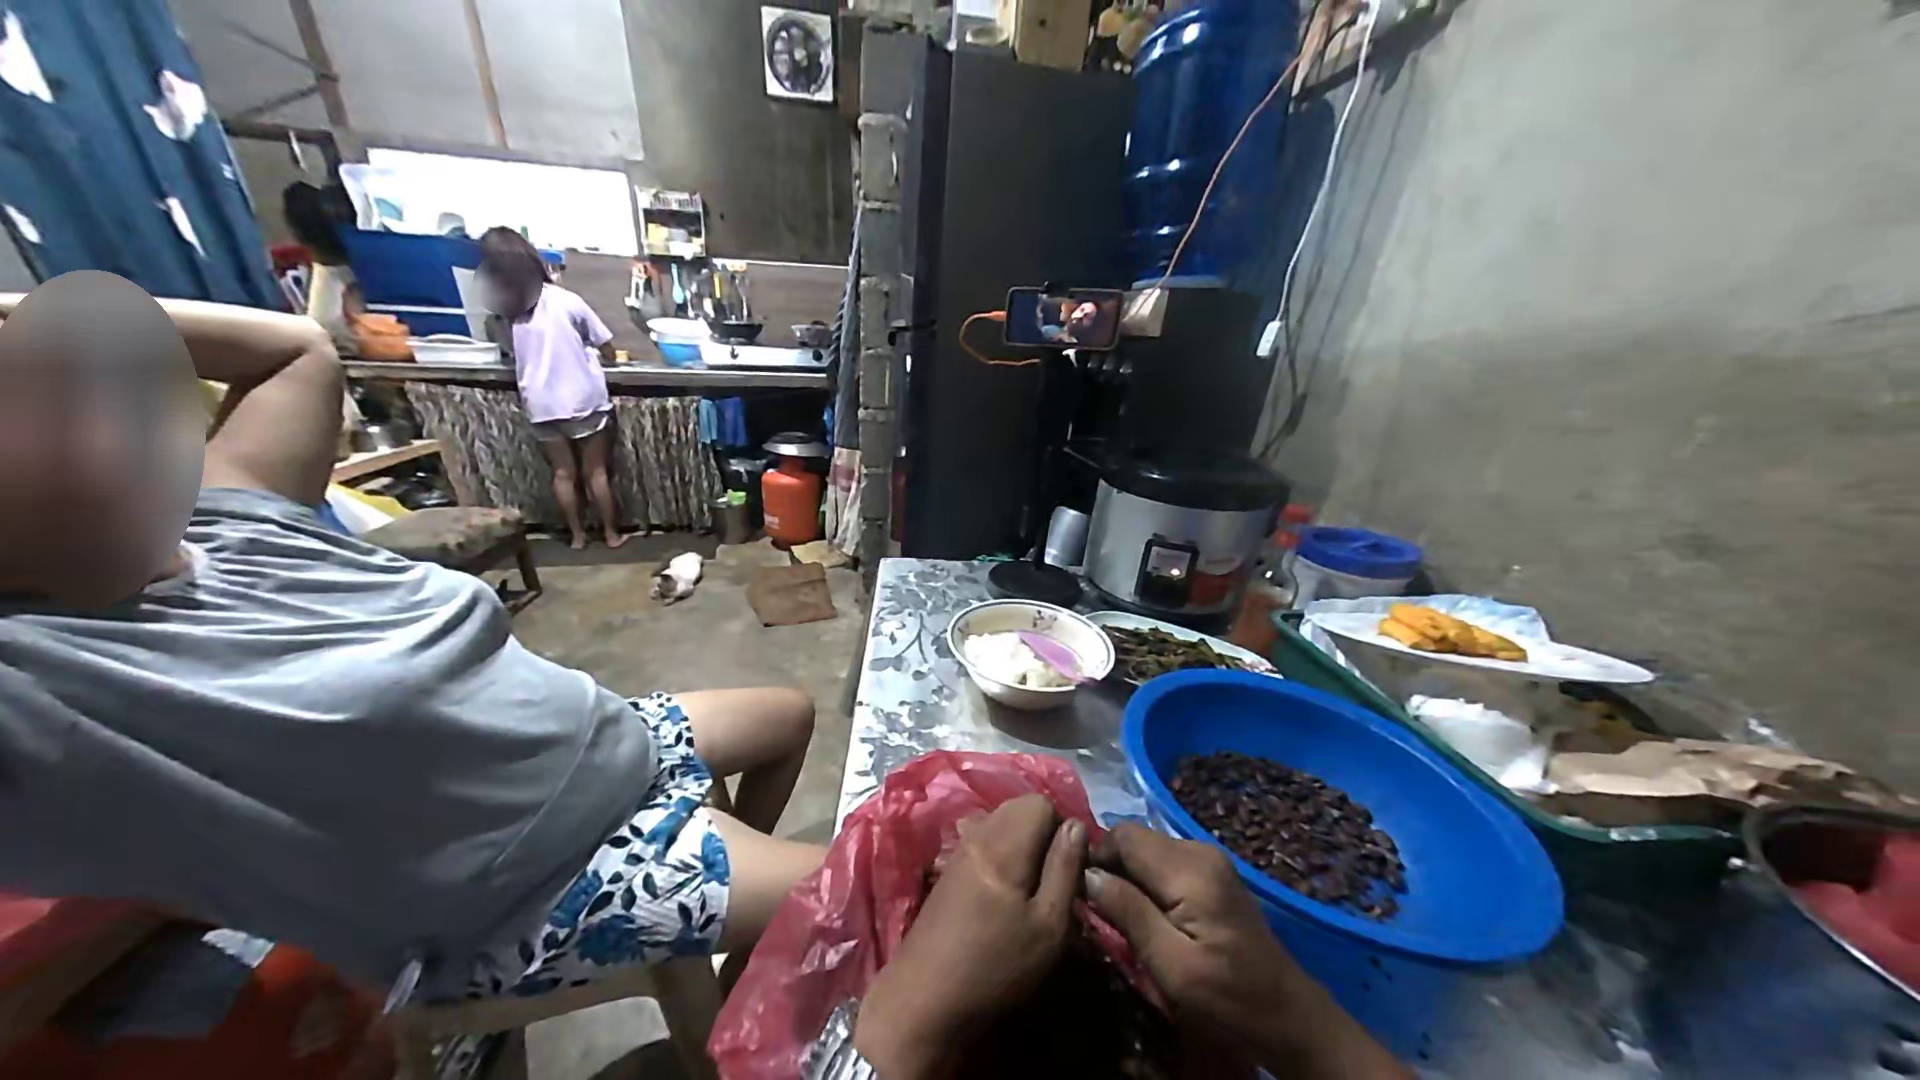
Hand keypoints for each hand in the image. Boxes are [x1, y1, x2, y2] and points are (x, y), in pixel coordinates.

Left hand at [853, 794, 1085, 1079]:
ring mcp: (959, 848)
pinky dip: (1001, 852)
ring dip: (1022, 842)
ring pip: (1001, 821)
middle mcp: (978, 833)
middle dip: (1043, 832)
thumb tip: (1076, 825)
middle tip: (1051, 878)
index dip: (1062, 828)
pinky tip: (1001, 892)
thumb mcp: (1048, 926)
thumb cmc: (995, 966)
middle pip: (1019, 806)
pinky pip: (984, 838)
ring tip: (1028, 888)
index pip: (1041, 801)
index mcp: (1003, 842)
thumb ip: (1064, 868)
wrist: (923, 997)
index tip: (1068, 867)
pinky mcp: (949, 866)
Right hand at [1085, 825, 1408, 1079]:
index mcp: (1189, 869)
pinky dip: (1147, 880)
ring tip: (1121, 913)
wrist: (1290, 1017)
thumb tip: (1086, 874)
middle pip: (1135, 839)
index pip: (1123, 835)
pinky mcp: (1212, 872)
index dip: (1096, 856)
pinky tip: (1148, 913)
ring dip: (1128, 874)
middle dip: (1111, 866)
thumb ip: (1128, 912)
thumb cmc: (1228, 999)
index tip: (1081, 890)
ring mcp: (1209, 859)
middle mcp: (1198, 850)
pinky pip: (1164, 861)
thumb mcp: (1171, 965)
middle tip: (1099, 908)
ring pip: (1148, 848)